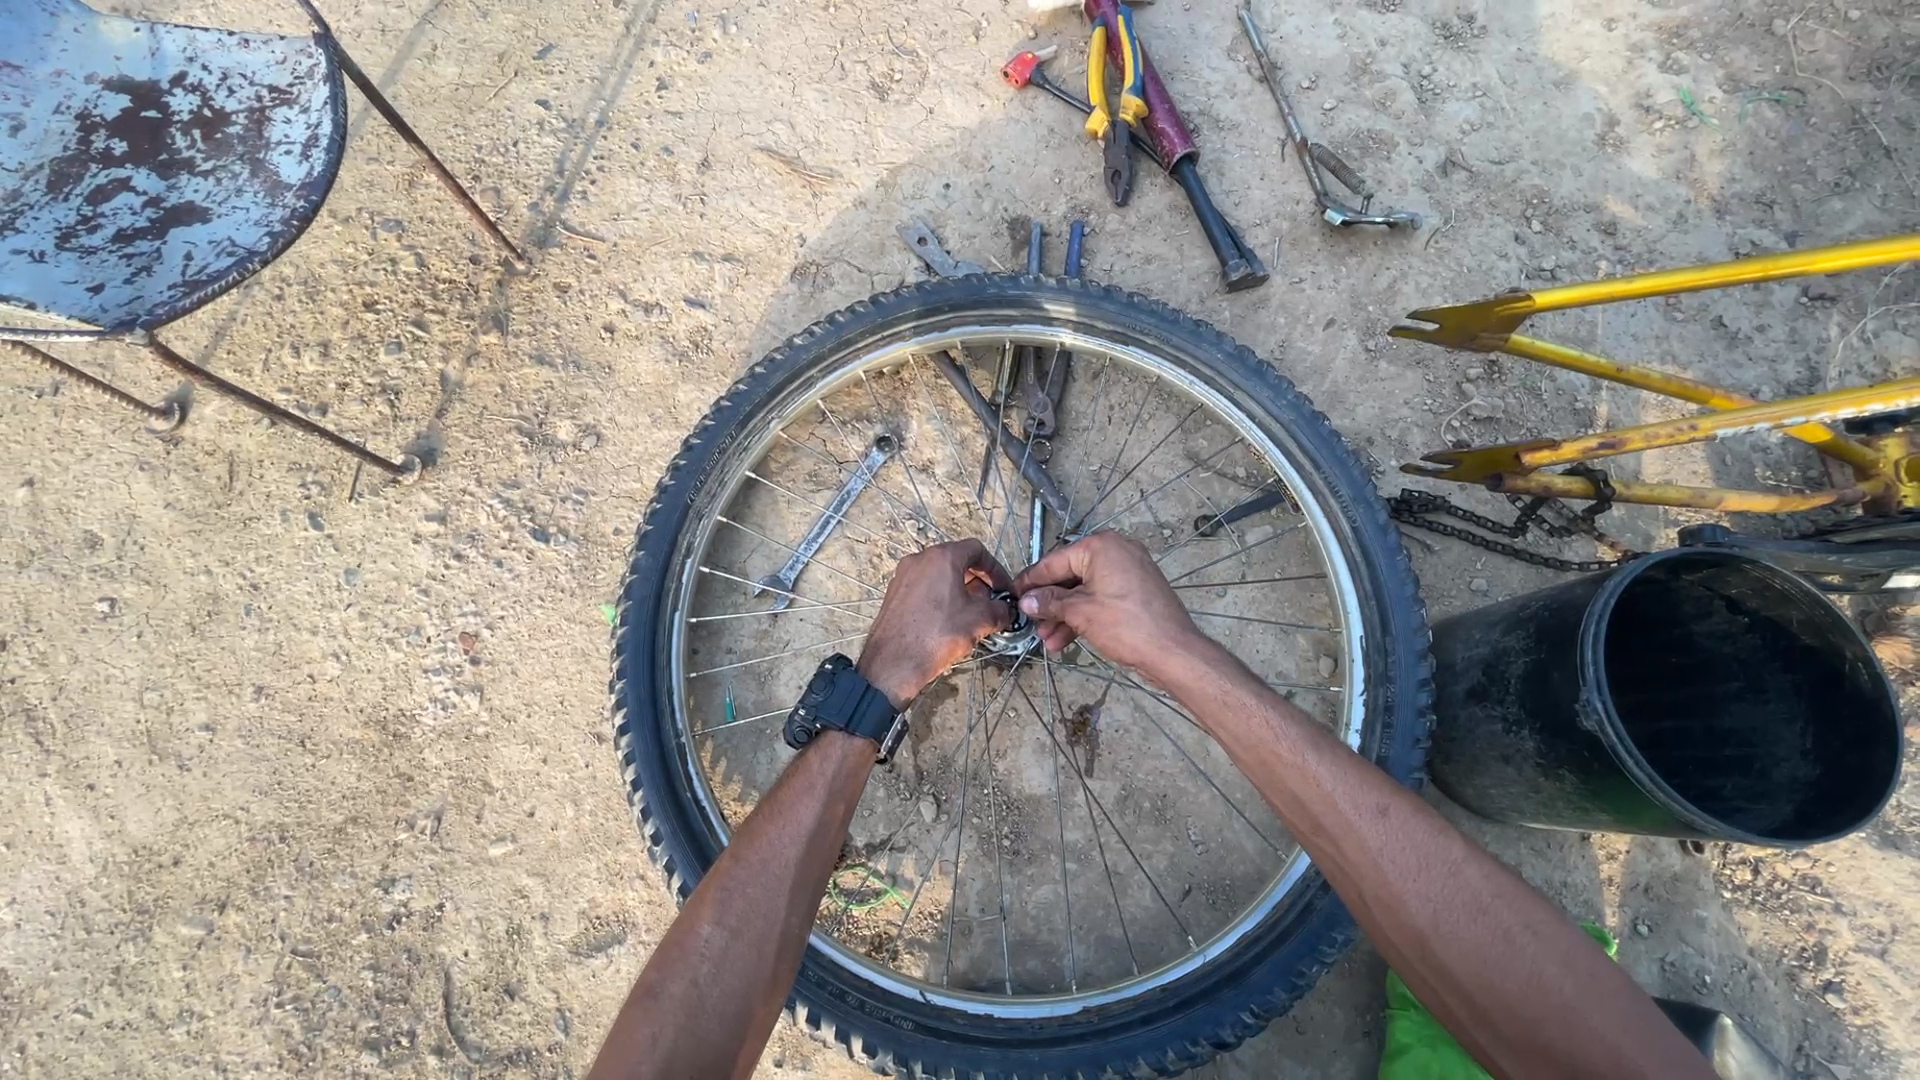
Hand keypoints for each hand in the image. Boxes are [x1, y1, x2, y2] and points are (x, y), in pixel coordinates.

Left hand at [858, 539, 1014, 707]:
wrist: (893, 664)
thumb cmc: (934, 636)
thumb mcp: (980, 620)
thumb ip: (1000, 610)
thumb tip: (1005, 611)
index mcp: (941, 558)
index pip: (976, 550)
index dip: (995, 569)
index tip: (1003, 587)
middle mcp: (919, 561)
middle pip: (957, 561)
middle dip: (978, 581)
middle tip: (990, 602)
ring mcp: (903, 577)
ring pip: (940, 576)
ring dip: (960, 591)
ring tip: (971, 616)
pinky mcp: (894, 595)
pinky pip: (924, 589)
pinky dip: (941, 598)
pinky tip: (949, 622)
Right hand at [1012, 531, 1204, 675]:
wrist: (1173, 652)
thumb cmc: (1127, 625)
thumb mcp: (1080, 612)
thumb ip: (1049, 602)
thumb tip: (1026, 600)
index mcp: (1101, 546)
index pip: (1055, 561)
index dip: (1031, 580)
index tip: (1014, 593)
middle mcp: (1116, 551)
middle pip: (1069, 576)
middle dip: (1049, 603)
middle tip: (1030, 622)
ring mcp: (1128, 571)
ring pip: (1084, 591)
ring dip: (1064, 615)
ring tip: (1047, 638)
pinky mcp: (1135, 590)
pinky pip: (1100, 598)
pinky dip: (1083, 616)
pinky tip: (1065, 640)